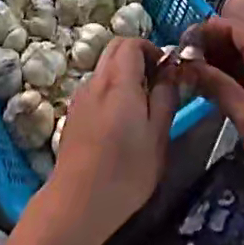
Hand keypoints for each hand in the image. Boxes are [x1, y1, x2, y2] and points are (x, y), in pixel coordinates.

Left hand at [44, 37, 177, 244]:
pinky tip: (120, 124)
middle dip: (138, 57)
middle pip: (115, 49)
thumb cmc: (126, 171)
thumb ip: (165, 98)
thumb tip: (169, 71)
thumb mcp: (158, 136)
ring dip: (124, 75)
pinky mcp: (74, 112)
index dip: (152, 50)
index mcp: (118, 81)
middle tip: (158, 86)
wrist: (78, 201)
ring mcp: (81, 95)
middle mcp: (96, 80)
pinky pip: (96, 88)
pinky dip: (111, 91)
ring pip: (105, 68)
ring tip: (142, 109)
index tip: (167, 72)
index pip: (131, 43)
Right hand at [185, 17, 243, 223]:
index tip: (182, 44)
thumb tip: (187, 65)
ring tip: (198, 75)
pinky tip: (223, 89)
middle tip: (186, 61)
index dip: (206, 30)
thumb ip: (216, 85)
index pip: (234, 25)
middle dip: (213, 44)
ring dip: (225, 60)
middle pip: (243, 36)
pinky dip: (240, 73)